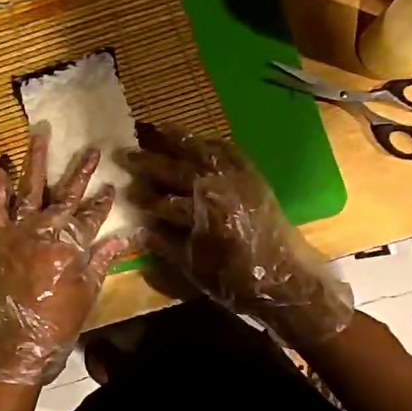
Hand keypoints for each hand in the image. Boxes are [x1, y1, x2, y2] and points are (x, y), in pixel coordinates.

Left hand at [0, 128, 129, 386]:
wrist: (19, 341)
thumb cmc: (60, 318)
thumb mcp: (89, 289)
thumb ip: (103, 258)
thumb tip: (128, 237)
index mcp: (71, 244)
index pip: (92, 215)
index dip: (103, 201)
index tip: (111, 186)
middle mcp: (45, 230)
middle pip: (66, 194)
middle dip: (80, 170)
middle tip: (92, 149)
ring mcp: (18, 231)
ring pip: (29, 188)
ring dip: (36, 160)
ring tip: (39, 133)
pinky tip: (0, 165)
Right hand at [123, 124, 351, 345]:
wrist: (286, 279)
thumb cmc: (237, 280)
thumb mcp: (195, 268)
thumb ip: (167, 245)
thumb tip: (142, 228)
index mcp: (202, 212)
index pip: (163, 199)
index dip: (144, 196)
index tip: (126, 191)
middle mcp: (219, 187)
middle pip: (178, 170)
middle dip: (150, 163)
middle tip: (125, 153)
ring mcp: (239, 178)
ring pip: (203, 152)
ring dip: (179, 140)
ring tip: (157, 129)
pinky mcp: (255, 177)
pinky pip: (230, 152)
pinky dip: (212, 143)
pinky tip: (198, 140)